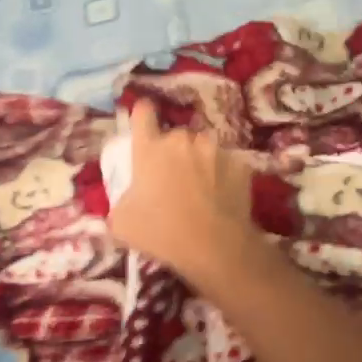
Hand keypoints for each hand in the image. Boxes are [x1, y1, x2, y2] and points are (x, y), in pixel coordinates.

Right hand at [108, 99, 267, 288]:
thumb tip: (128, 199)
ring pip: (203, 148)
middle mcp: (182, 140)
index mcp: (150, 148)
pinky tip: (221, 198)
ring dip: (199, 161)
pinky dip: (222, 176)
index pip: (143, 112)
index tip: (144, 126)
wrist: (215, 249)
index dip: (142, 116)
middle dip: (173, 151)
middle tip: (172, 179)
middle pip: (175, 136)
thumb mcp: (122, 223)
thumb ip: (120, 201)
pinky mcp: (240, 165)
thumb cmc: (161, 233)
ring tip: (200, 189)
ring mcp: (215, 150)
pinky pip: (226, 164)